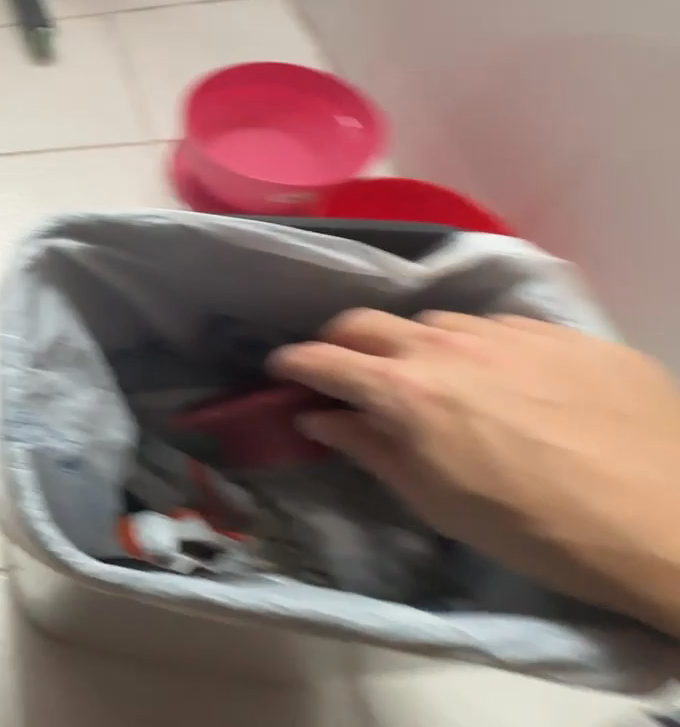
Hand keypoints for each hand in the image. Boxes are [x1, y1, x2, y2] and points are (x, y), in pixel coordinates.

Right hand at [271, 309, 679, 632]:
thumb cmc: (538, 530)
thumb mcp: (434, 502)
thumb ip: (367, 448)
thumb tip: (319, 418)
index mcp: (400, 391)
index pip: (317, 358)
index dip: (290, 364)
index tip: (282, 375)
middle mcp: (442, 348)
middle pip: (362, 322)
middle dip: (340, 343)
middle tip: (349, 371)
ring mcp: (508, 336)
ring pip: (433, 321)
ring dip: (416, 344)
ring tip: (440, 377)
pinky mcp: (569, 338)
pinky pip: (503, 328)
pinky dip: (484, 347)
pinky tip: (509, 380)